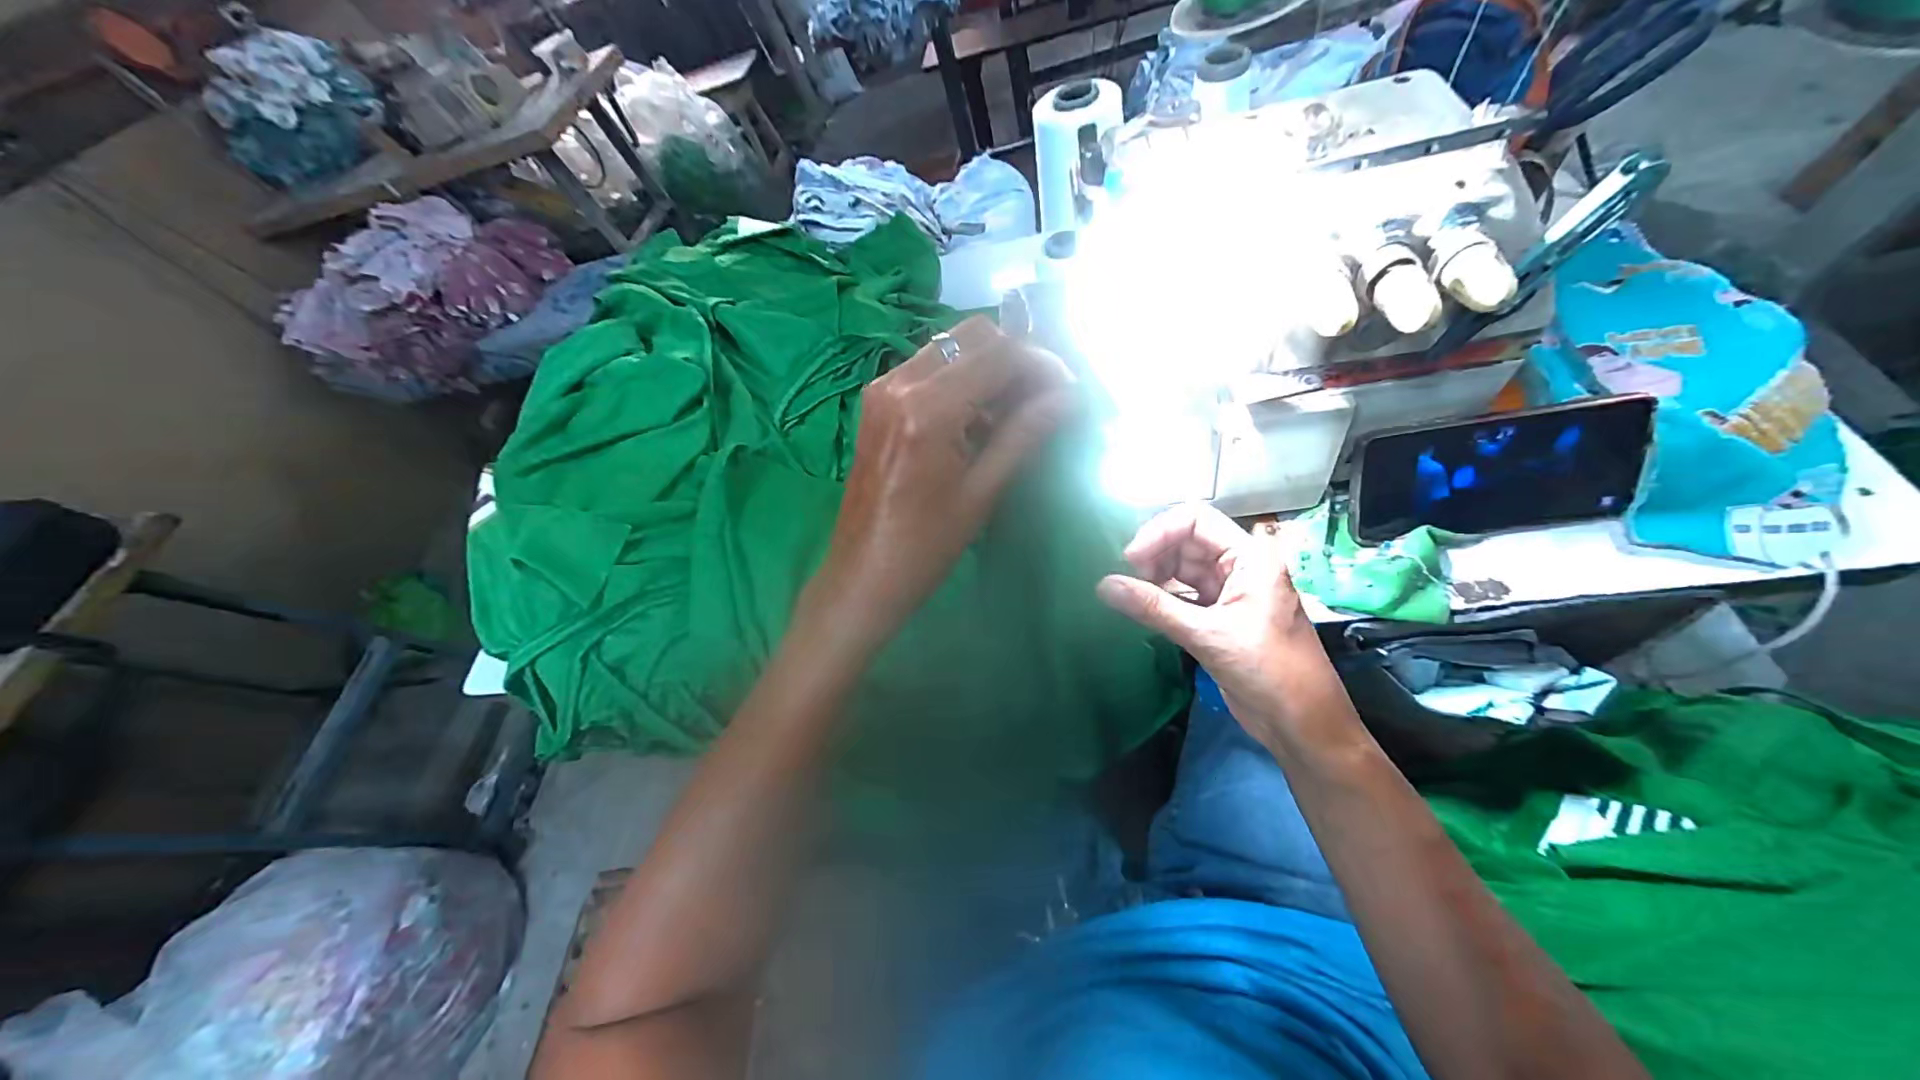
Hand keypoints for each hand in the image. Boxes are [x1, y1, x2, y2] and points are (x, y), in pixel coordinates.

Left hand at [807, 316, 1075, 646]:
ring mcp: (882, 388)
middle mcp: (900, 382)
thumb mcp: (983, 490)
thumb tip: (1073, 396)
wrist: (862, 576)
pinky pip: (929, 368)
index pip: (1001, 354)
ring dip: (988, 367)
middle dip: (1016, 358)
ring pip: (951, 348)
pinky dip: (960, 380)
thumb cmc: (926, 545)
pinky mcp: (876, 401)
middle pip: (974, 336)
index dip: (1043, 365)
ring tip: (1015, 411)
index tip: (1070, 391)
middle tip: (1044, 397)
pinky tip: (979, 418)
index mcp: (928, 408)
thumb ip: (1026, 432)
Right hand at [1095, 504, 1332, 740]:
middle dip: (1152, 556)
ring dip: (1153, 578)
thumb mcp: (1208, 635)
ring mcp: (1229, 592)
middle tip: (1124, 581)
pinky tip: (1138, 608)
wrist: (1302, 722)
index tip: (1130, 560)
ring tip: (1127, 595)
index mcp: (1250, 557)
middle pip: (1185, 542)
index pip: (1196, 520)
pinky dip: (1160, 599)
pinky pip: (1182, 595)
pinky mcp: (1219, 617)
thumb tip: (1104, 585)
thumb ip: (1154, 607)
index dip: (1158, 532)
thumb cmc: (1270, 671)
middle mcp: (1240, 567)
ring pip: (1181, 569)